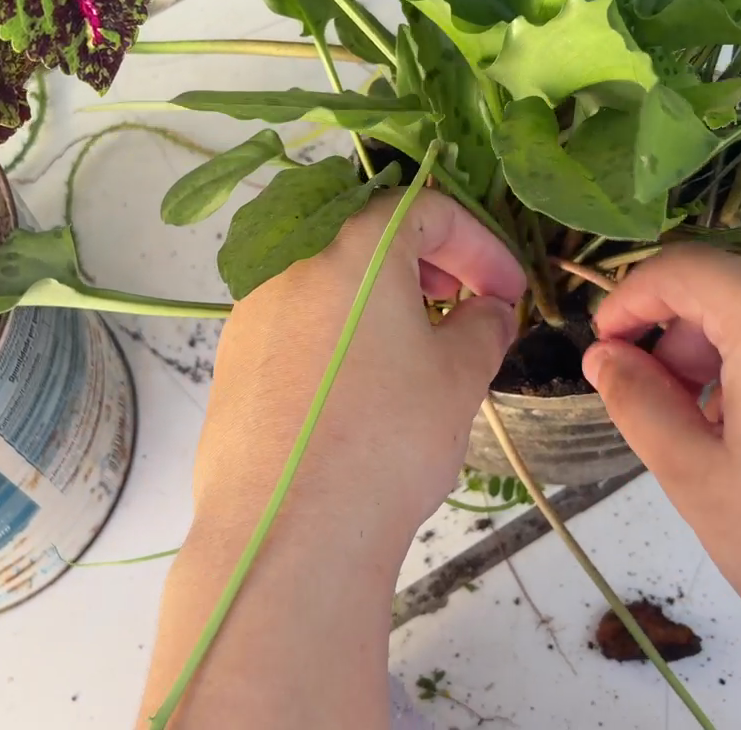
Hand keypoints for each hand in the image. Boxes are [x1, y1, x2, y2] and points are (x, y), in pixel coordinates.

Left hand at [139, 191, 524, 729]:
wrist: (287, 532)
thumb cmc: (386, 439)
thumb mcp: (458, 377)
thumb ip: (484, 326)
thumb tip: (489, 310)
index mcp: (351, 250)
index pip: (424, 209)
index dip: (478, 242)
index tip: (506, 290)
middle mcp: (291, 265)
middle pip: (370, 238)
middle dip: (429, 264)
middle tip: (462, 307)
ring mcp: (254, 312)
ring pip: (330, 282)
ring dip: (381, 301)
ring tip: (413, 352)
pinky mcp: (233, 359)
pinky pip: (298, 324)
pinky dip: (338, 332)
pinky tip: (356, 388)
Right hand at [583, 246, 740, 729]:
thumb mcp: (690, 472)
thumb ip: (634, 397)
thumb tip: (604, 355)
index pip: (682, 270)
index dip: (629, 300)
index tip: (604, 347)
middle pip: (731, 291)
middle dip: (678, 336)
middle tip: (659, 403)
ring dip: (726, 354)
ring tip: (717, 430)